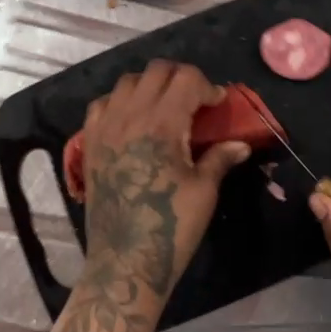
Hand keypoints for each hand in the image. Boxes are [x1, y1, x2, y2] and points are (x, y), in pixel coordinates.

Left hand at [78, 60, 250, 301]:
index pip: (186, 78)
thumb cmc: (171, 226)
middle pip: (156, 71)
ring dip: (150, 85)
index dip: (207, 86)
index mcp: (162, 122)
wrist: (124, 260)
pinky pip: (102, 104)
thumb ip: (220, 158)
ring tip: (164, 107)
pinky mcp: (89, 141)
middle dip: (181, 78)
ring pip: (127, 82)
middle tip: (195, 100)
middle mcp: (130, 114)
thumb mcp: (204, 191)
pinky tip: (132, 119)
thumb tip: (241, 144)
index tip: (218, 104)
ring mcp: (104, 126)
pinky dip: (120, 101)